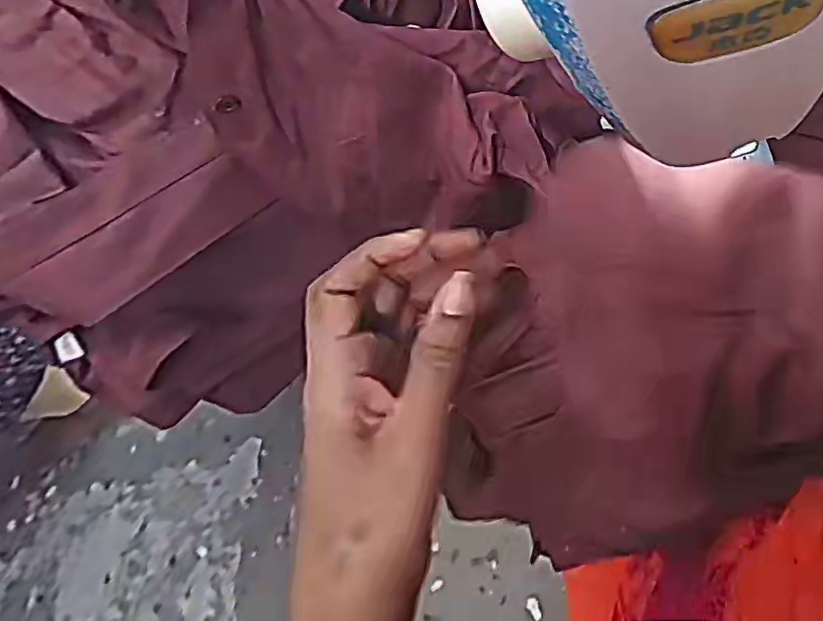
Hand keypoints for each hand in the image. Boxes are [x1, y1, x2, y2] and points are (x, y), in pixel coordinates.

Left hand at [292, 228, 483, 620]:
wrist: (359, 598)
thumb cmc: (374, 522)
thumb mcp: (414, 431)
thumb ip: (438, 353)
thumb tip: (463, 282)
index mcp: (334, 372)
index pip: (336, 288)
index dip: (377, 253)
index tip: (428, 238)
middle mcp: (349, 369)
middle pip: (376, 295)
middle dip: (423, 262)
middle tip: (476, 247)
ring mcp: (375, 386)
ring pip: (403, 318)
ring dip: (441, 289)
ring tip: (488, 268)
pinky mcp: (398, 404)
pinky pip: (422, 346)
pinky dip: (450, 323)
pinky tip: (482, 310)